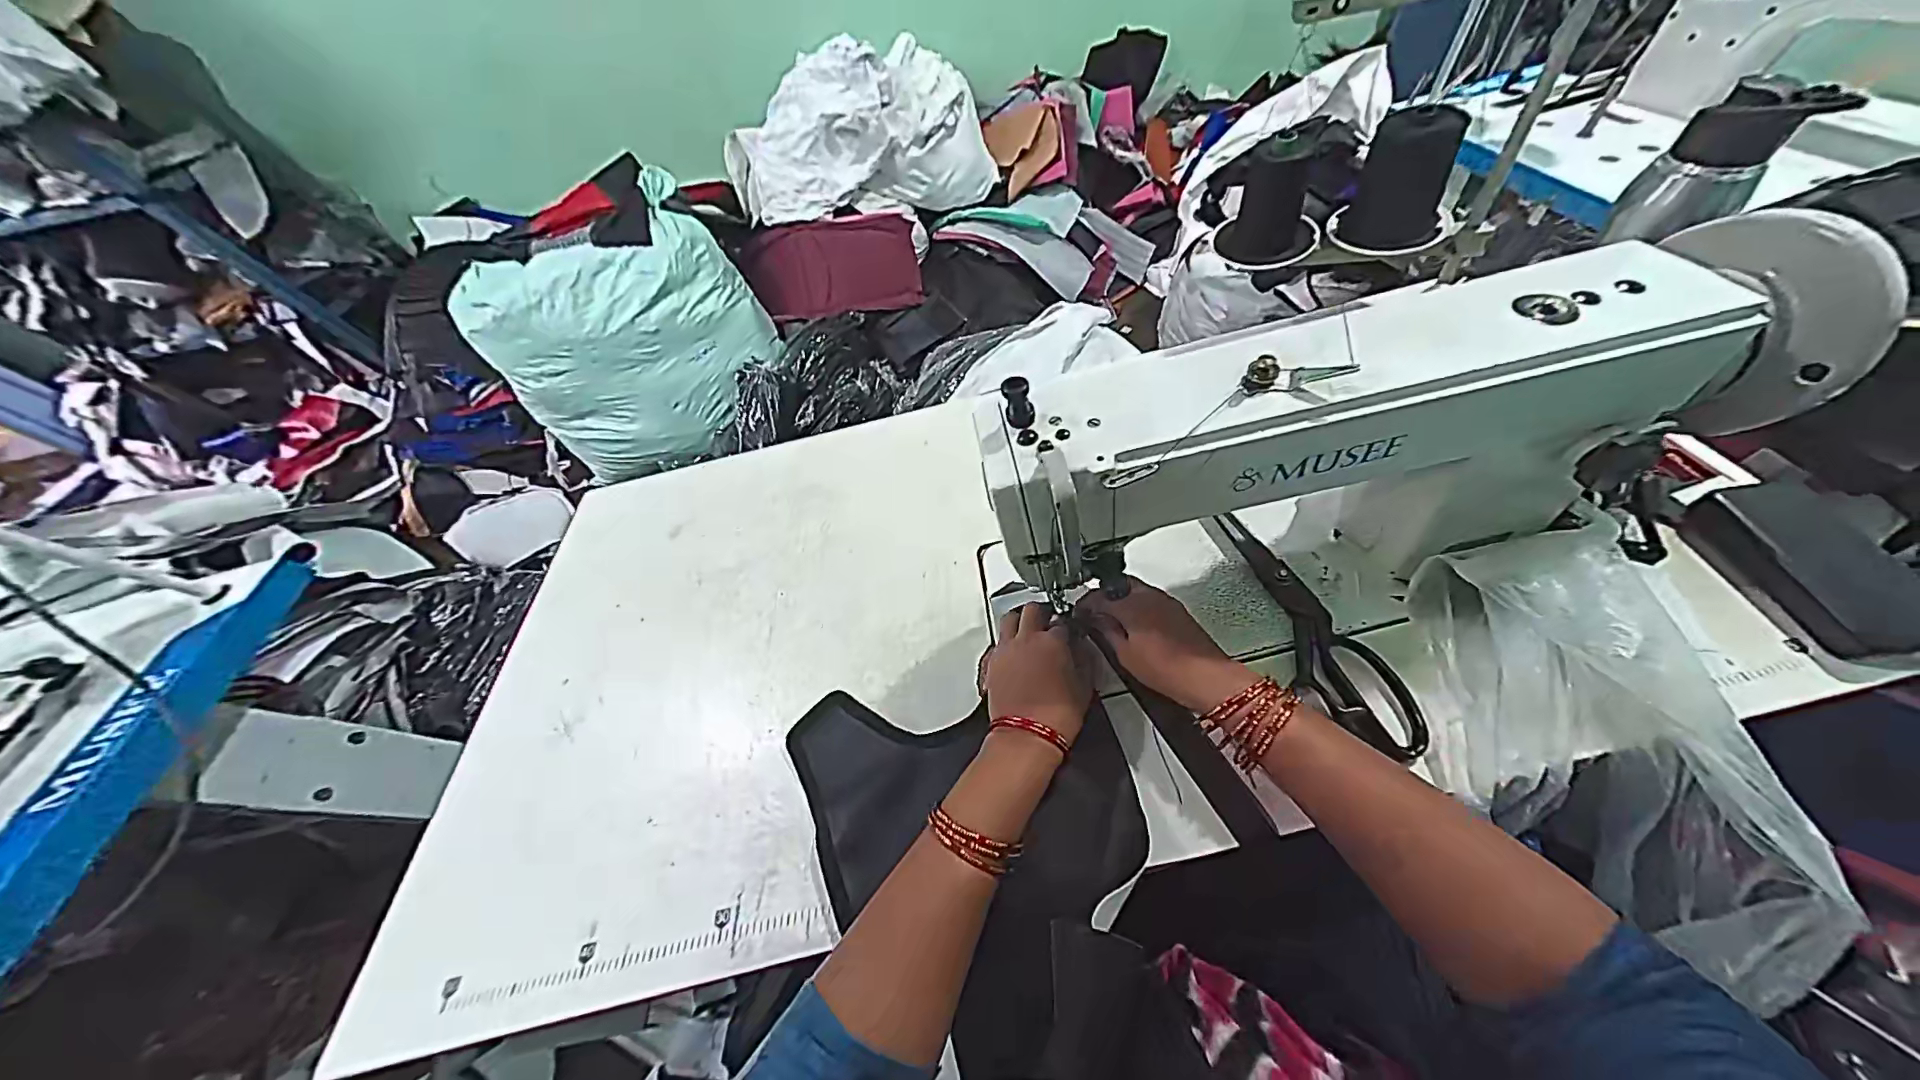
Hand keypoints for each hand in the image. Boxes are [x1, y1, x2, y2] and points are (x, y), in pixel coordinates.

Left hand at [984, 603, 1092, 744]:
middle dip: (1041, 614)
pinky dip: (1006, 643)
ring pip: (1009, 619)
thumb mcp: (1084, 687)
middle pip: (1032, 610)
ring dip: (1019, 622)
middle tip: (1048, 625)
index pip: (1062, 622)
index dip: (1068, 627)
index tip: (1070, 634)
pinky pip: (998, 643)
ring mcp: (1006, 649)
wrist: (1025, 735)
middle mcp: (1026, 639)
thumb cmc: (1057, 715)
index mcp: (1053, 641)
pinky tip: (1014, 655)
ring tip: (1027, 634)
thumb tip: (1082, 650)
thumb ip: (1084, 660)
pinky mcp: (991, 663)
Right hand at [1076, 578, 1258, 713]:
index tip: (1079, 613)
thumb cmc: (1169, 670)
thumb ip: (1106, 632)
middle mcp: (1149, 596)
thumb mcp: (1124, 655)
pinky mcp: (1176, 610)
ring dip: (1119, 599)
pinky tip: (1134, 624)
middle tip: (1092, 612)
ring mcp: (1165, 601)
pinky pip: (1149, 599)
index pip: (1098, 596)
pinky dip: (1136, 605)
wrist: (1205, 678)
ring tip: (1112, 619)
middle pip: (1117, 585)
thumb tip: (1095, 621)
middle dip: (1102, 596)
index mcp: (1131, 604)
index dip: (1084, 605)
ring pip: (1134, 589)